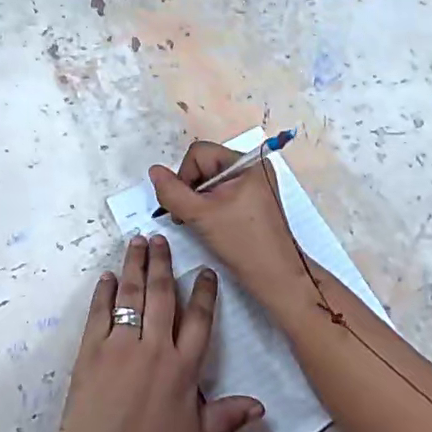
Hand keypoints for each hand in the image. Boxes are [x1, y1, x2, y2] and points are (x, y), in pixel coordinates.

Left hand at [38, 237, 262, 431]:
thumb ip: (226, 417)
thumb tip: (261, 406)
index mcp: (184, 368)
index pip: (199, 320)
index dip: (204, 293)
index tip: (205, 271)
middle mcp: (154, 348)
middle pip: (162, 296)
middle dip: (162, 264)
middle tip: (160, 238)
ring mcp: (120, 346)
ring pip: (131, 295)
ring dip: (134, 266)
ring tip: (136, 242)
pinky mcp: (90, 351)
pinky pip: (99, 313)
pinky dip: (103, 292)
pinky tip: (107, 277)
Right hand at [149, 142, 311, 308]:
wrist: (277, 278)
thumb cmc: (241, 243)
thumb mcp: (199, 216)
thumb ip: (171, 192)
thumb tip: (154, 171)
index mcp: (246, 162)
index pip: (199, 153)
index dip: (184, 177)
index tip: (184, 207)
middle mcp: (253, 167)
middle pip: (205, 165)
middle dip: (190, 189)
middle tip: (188, 217)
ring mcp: (256, 184)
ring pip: (211, 181)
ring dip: (198, 200)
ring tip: (199, 223)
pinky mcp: (255, 200)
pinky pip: (223, 192)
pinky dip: (211, 206)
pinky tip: (211, 225)